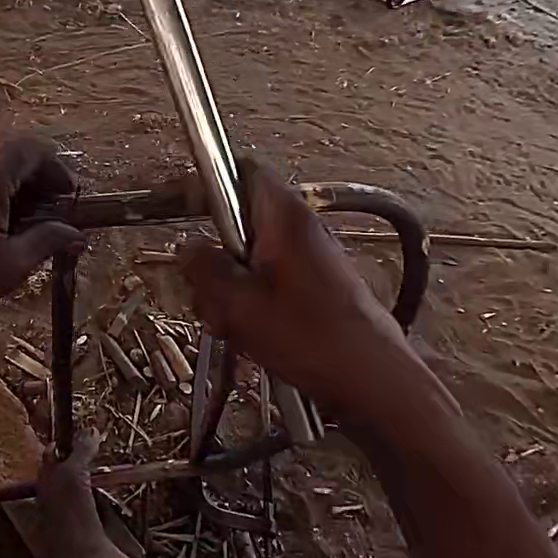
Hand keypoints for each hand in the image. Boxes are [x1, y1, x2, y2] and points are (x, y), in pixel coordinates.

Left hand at [0, 136, 83, 350]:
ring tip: (10, 214)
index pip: (33, 148)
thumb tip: (75, 234)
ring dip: (2, 174)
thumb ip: (46, 241)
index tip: (66, 198)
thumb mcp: (8, 267)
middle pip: (6, 146)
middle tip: (43, 207)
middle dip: (31, 171)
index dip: (57, 170)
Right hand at [179, 161, 454, 435]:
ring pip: (248, 256)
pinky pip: (266, 280)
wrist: (374, 386)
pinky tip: (250, 336)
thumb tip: (187, 246)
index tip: (183, 209)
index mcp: (284, 218)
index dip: (208, 182)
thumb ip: (204, 268)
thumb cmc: (307, 337)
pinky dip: (249, 302)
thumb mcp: (238, 303)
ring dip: (228, 287)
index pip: (243, 170)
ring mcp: (308, 260)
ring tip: (229, 324)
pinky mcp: (312, 288)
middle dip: (213, 256)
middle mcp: (298, 230)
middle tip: (207, 292)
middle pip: (237, 221)